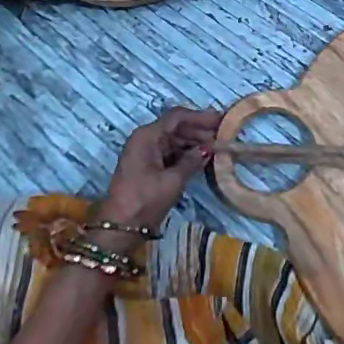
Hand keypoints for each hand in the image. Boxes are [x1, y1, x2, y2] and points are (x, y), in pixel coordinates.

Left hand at [93, 107, 221, 227]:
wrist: (120, 227)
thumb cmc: (145, 200)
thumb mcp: (172, 181)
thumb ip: (191, 161)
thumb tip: (208, 149)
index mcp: (147, 135)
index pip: (177, 117)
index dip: (200, 117)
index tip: (221, 120)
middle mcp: (145, 138)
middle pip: (176, 127)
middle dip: (199, 130)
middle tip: (223, 135)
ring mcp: (145, 151)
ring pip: (174, 139)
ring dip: (194, 142)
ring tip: (217, 147)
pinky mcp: (147, 165)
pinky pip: (169, 152)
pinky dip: (185, 154)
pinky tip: (202, 159)